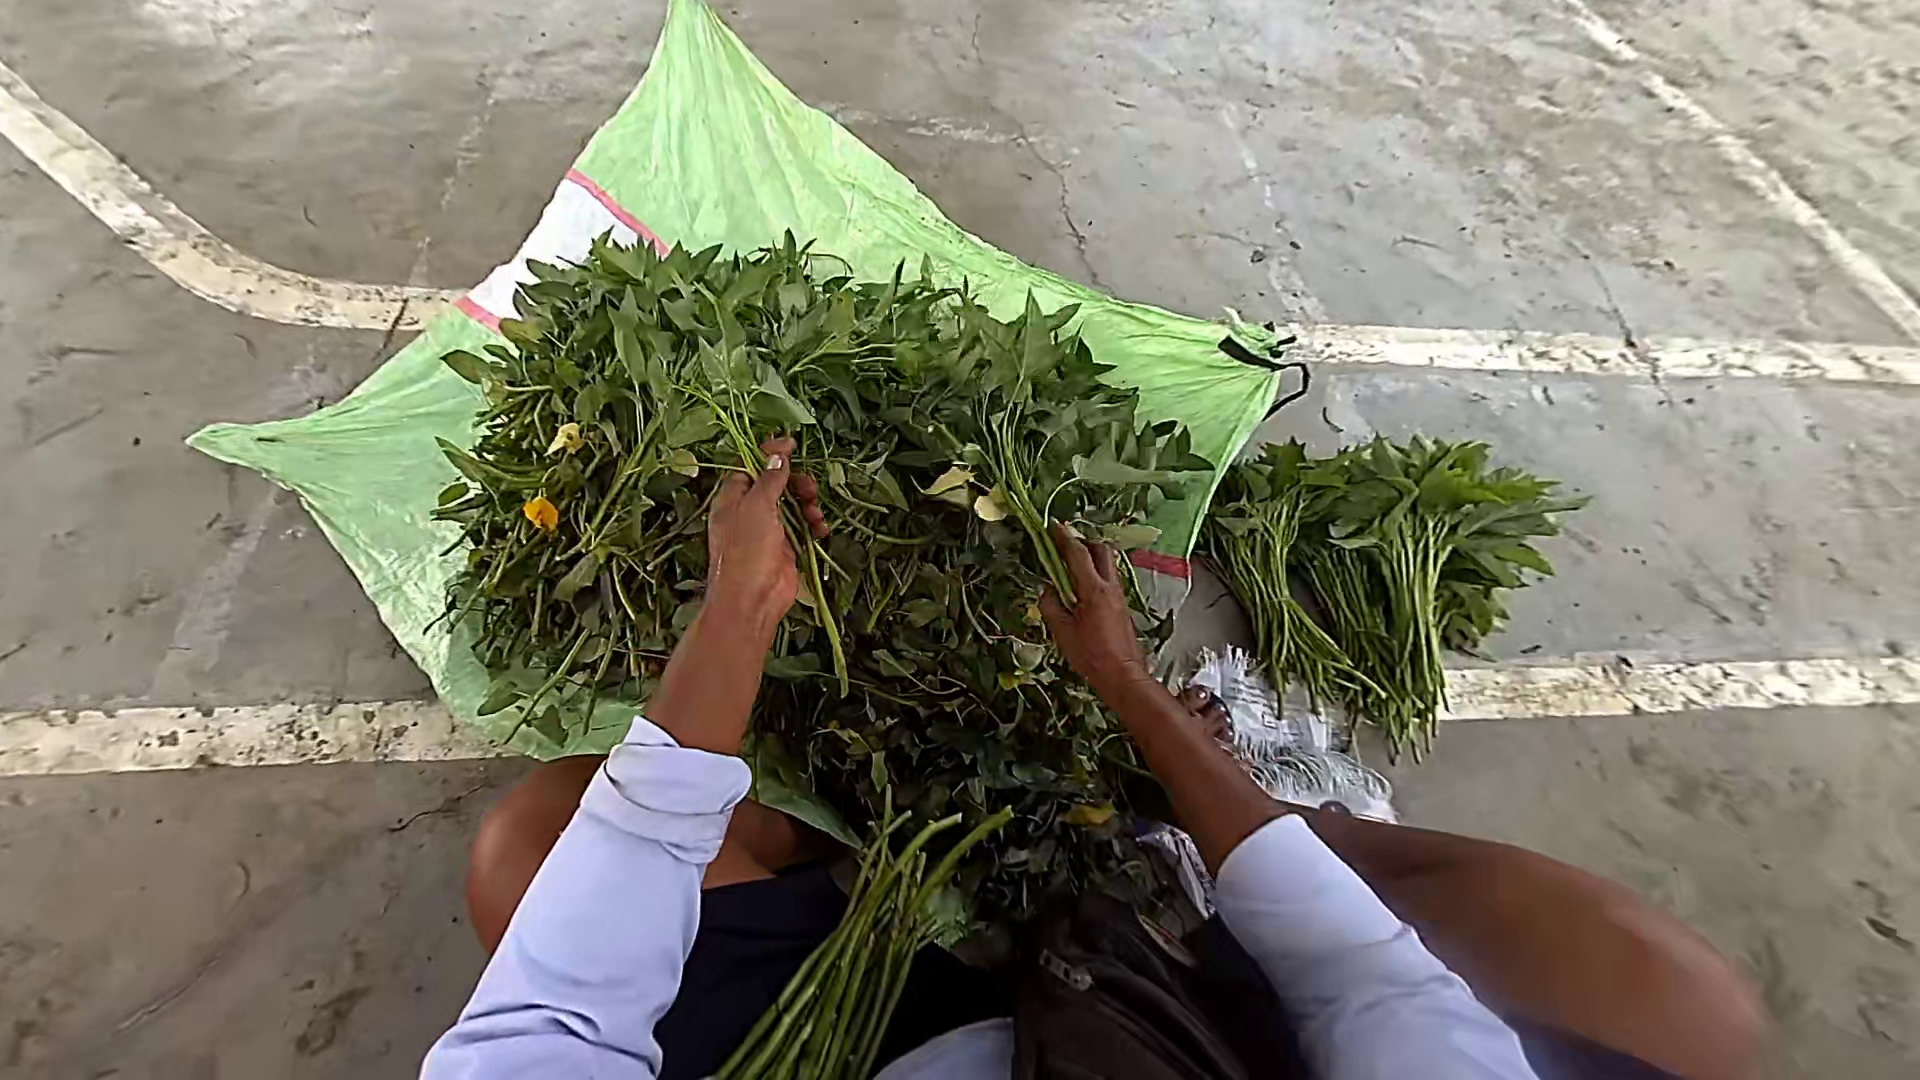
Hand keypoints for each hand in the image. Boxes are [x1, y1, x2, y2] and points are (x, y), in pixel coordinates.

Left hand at [705, 435, 828, 639]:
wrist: (753, 600)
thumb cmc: (746, 551)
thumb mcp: (757, 507)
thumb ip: (770, 479)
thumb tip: (778, 454)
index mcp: (732, 499)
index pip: (750, 466)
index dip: (769, 453)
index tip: (791, 444)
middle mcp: (749, 512)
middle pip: (776, 484)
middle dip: (795, 482)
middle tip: (809, 488)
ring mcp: (768, 530)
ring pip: (793, 505)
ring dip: (808, 504)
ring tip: (816, 515)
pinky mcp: (786, 547)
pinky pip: (803, 528)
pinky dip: (813, 525)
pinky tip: (821, 530)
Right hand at [1039, 522, 1150, 696]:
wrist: (1122, 675)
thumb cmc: (1090, 655)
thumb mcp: (1062, 632)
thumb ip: (1051, 606)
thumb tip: (1047, 590)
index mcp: (1093, 590)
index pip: (1078, 554)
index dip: (1064, 537)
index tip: (1053, 525)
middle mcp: (1110, 587)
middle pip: (1100, 550)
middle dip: (1082, 541)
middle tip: (1063, 544)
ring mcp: (1119, 595)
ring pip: (1107, 563)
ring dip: (1090, 556)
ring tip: (1069, 564)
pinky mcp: (1122, 604)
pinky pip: (1108, 578)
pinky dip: (1094, 572)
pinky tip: (1081, 585)